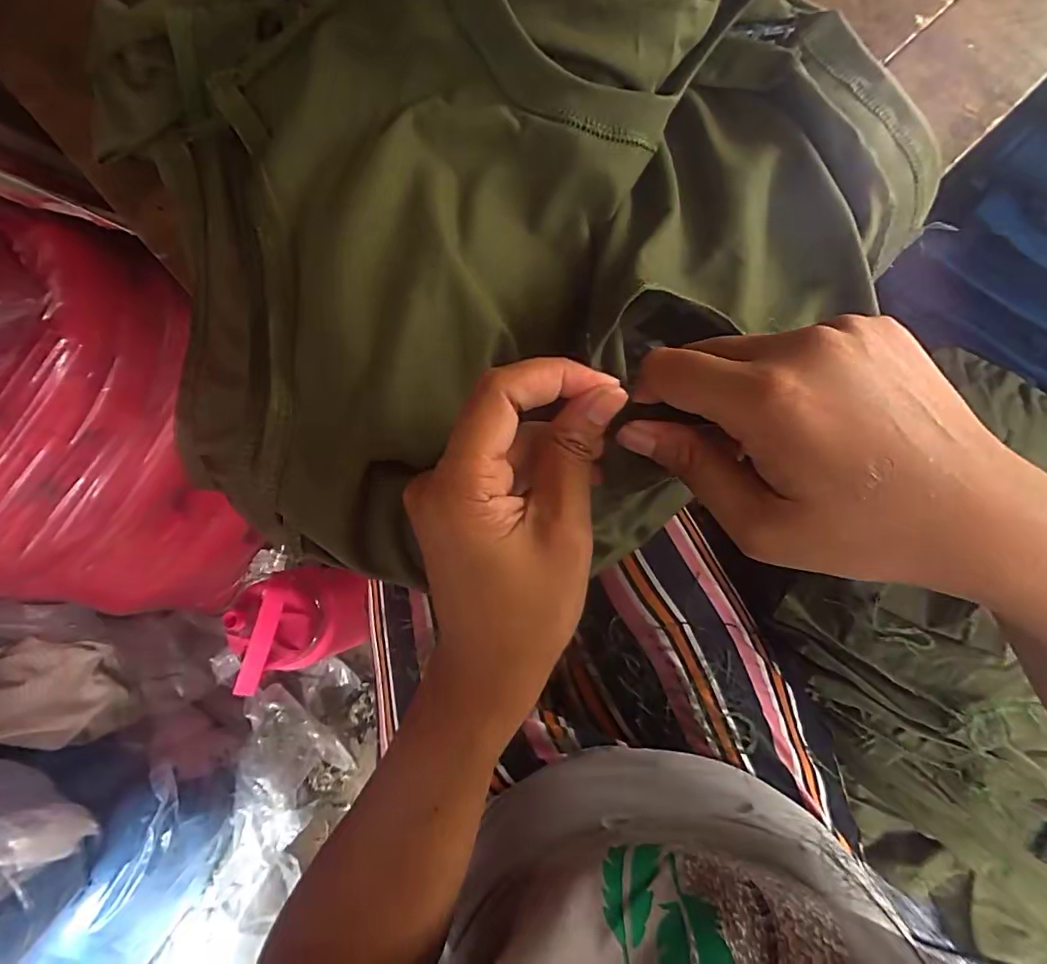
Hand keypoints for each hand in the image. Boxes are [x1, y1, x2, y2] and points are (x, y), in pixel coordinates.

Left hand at [405, 359, 627, 711]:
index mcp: (458, 483)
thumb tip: (602, 393)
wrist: (488, 671)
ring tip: (599, 460)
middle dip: (557, 404)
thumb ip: (574, 451)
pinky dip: (534, 462)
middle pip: (498, 411)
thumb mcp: (564, 528)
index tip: (604, 384)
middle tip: (611, 415)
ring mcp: (438, 488)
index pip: (497, 394)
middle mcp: (435, 475)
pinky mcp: (450, 501)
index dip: (552, 375)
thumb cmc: (532, 613)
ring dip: (551, 437)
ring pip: (502, 436)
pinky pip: (495, 462)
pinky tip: (573, 478)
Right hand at [615, 315, 1046, 599]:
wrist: (984, 514)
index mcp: (767, 397)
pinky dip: (793, 372)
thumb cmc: (865, 535)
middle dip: (697, 393)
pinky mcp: (876, 326)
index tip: (655, 426)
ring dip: (747, 384)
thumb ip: (693, 467)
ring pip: (755, 348)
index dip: (647, 394)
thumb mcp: (763, 526)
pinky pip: (802, 343)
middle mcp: (800, 344)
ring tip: (787, 433)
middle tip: (725, 444)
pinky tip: (830, 413)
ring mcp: (843, 327)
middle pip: (707, 352)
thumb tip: (636, 428)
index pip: (669, 367)